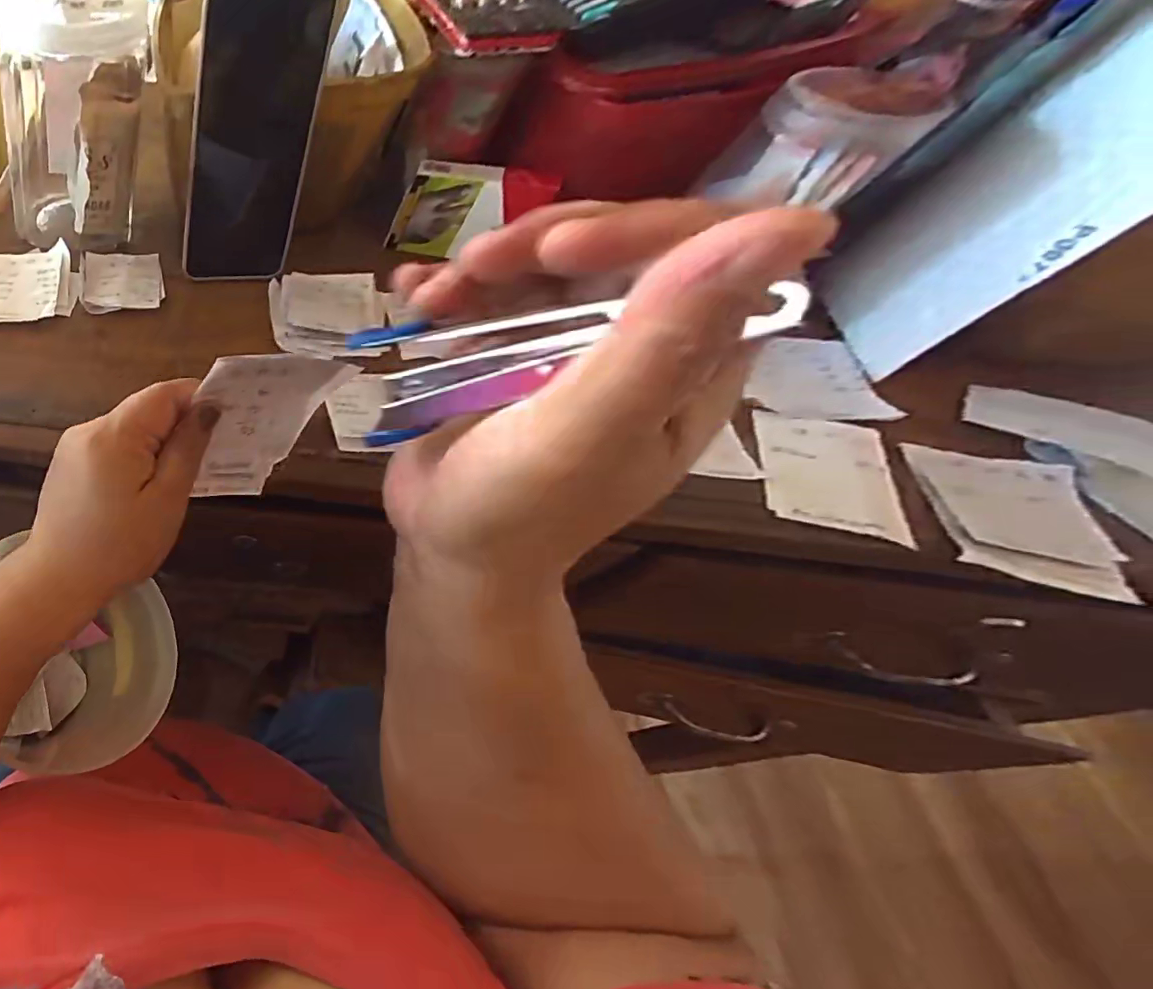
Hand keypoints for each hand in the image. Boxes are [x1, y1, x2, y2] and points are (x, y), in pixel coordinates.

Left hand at [22, 379, 217, 605]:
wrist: (57, 581)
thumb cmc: (118, 547)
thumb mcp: (166, 500)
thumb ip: (187, 448)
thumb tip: (208, 408)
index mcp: (115, 432)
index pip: (166, 393)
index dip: (199, 399)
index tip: (228, 421)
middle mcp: (90, 428)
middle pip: (146, 409)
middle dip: (180, 425)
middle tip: (212, 455)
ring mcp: (74, 446)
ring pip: (129, 429)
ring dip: (158, 444)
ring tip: (180, 478)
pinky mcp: (68, 464)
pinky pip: (111, 447)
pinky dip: (135, 457)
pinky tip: (145, 489)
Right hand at [384, 202, 835, 583]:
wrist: (445, 552)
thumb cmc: (515, 512)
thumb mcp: (585, 436)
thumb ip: (660, 345)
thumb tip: (795, 222)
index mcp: (687, 363)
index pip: (702, 253)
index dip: (636, 231)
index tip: (556, 250)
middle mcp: (636, 344)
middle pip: (611, 246)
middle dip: (538, 243)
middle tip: (474, 265)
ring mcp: (567, 347)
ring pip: (543, 264)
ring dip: (480, 267)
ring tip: (429, 298)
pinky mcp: (510, 354)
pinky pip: (490, 298)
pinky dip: (449, 288)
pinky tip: (409, 296)